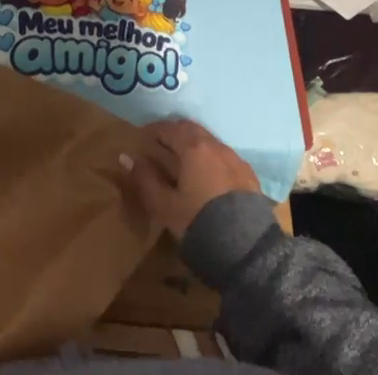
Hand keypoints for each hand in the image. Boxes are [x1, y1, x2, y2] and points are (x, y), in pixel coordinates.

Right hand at [124, 119, 259, 237]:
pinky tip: (208, 176)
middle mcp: (216, 146)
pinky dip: (211, 159)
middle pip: (192, 130)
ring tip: (184, 161)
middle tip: (161, 144)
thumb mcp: (164, 205)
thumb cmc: (198, 222)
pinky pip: (225, 158)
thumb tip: (127, 158)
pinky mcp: (249, 176)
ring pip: (210, 142)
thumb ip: (145, 179)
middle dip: (175, 133)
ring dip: (195, 145)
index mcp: (193, 148)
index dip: (154, 130)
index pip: (170, 128)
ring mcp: (236, 160)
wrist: (246, 248)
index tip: (143, 136)